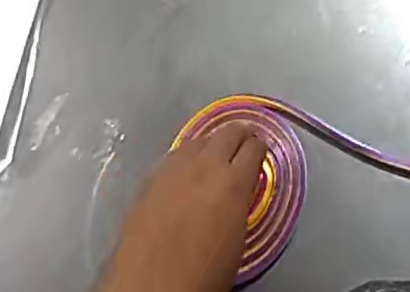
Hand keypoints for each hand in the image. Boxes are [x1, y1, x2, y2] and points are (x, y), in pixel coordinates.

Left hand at [100, 125, 264, 291]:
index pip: (255, 147)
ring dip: (211, 144)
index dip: (259, 150)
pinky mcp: (149, 180)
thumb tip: (241, 190)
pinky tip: (184, 171)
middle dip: (240, 136)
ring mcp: (175, 170)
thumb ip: (241, 202)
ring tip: (213, 156)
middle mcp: (207, 166)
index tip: (259, 155)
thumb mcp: (237, 239)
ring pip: (201, 139)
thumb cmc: (201, 278)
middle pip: (230, 132)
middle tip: (243, 145)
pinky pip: (174, 156)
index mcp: (234, 182)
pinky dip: (185, 158)